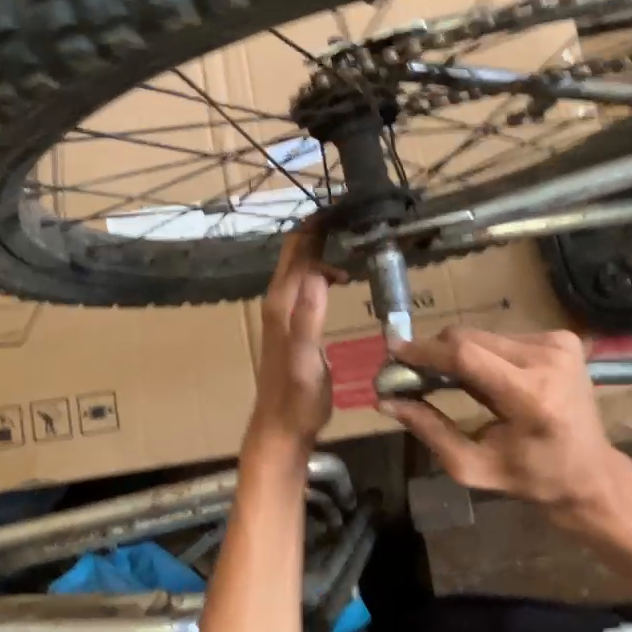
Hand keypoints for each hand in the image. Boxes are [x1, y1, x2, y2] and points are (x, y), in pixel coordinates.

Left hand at [248, 220, 343, 449]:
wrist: (281, 427)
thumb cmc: (297, 398)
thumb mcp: (306, 360)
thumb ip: (309, 318)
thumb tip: (318, 273)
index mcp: (283, 302)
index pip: (298, 249)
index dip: (318, 224)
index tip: (345, 205)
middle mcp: (279, 300)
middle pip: (296, 252)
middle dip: (320, 229)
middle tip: (353, 211)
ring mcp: (283, 312)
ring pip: (300, 267)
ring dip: (322, 247)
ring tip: (353, 236)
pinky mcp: (292, 324)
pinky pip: (305, 284)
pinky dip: (322, 270)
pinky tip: (341, 278)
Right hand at [378, 328, 631, 520]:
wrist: (591, 473)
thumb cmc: (531, 477)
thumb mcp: (472, 465)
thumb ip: (428, 429)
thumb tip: (386, 401)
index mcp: (531, 396)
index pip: (465, 356)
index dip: (425, 351)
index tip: (394, 353)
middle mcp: (548, 360)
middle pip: (470, 338)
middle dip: (435, 353)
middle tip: (412, 374)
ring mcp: (559, 345)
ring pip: (483, 335)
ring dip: (459, 354)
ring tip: (448, 382)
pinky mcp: (563, 339)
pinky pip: (502, 337)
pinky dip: (484, 354)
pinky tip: (485, 380)